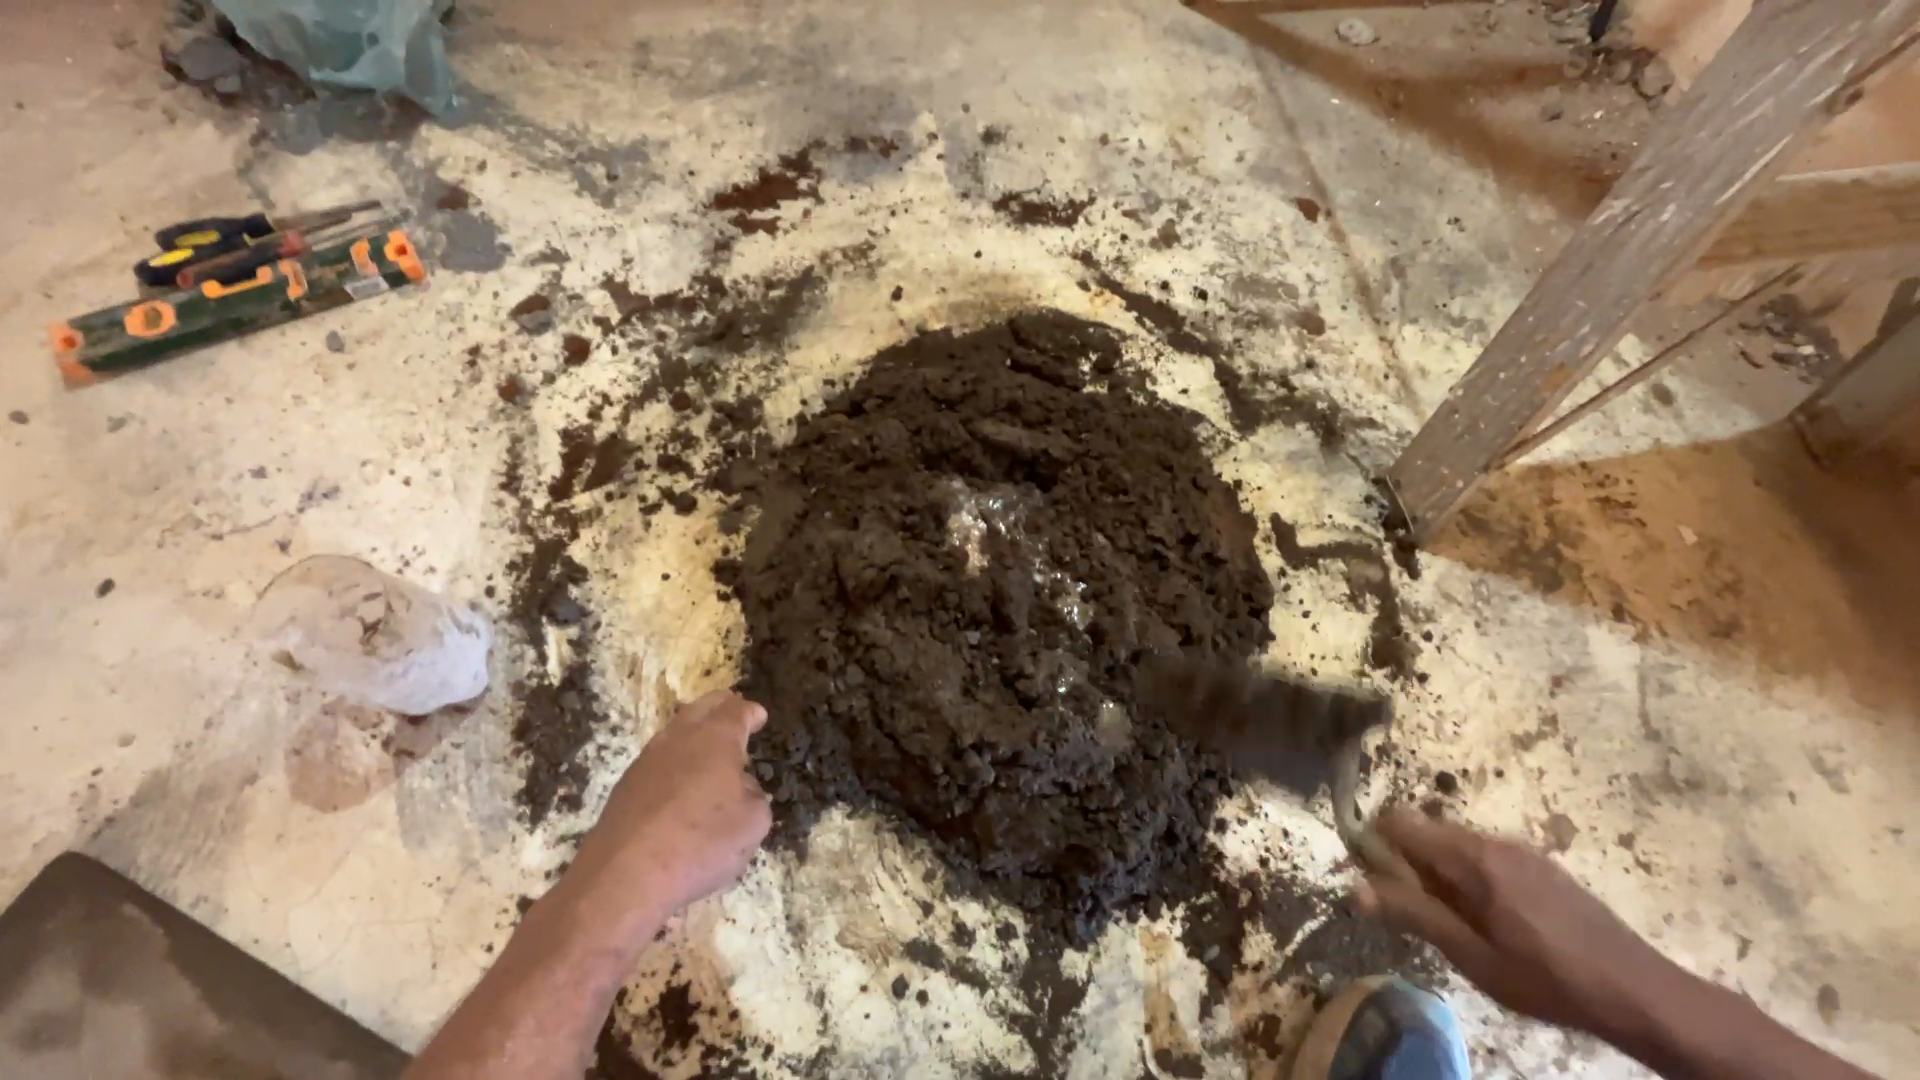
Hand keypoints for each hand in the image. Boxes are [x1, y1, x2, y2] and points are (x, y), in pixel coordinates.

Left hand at [569, 690, 773, 919]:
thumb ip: (754, 796)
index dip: (751, 712)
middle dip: (722, 708)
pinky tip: (682, 783)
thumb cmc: (701, 842)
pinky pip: (659, 760)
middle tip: (736, 716)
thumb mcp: (753, 822)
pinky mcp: (626, 786)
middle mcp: (680, 738)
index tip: (759, 716)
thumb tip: (740, 787)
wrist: (624, 876)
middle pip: (703, 708)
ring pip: (676, 731)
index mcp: (717, 737)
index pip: (737, 710)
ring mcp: (648, 759)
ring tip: (709, 750)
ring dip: (695, 733)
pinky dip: (676, 761)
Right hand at [1353, 808, 1681, 1042]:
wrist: (1640, 993)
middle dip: (1407, 862)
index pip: (1399, 823)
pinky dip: (1469, 876)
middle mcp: (1493, 841)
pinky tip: (1491, 919)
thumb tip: (1355, 887)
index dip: (1375, 844)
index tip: (1374, 881)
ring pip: (1455, 844)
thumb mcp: (1472, 956)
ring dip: (1439, 871)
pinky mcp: (1541, 864)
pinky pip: (1485, 855)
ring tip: (1455, 922)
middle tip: (1416, 912)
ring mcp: (1521, 850)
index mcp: (1472, 858)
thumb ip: (1413, 914)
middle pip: (1426, 831)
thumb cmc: (1548, 979)